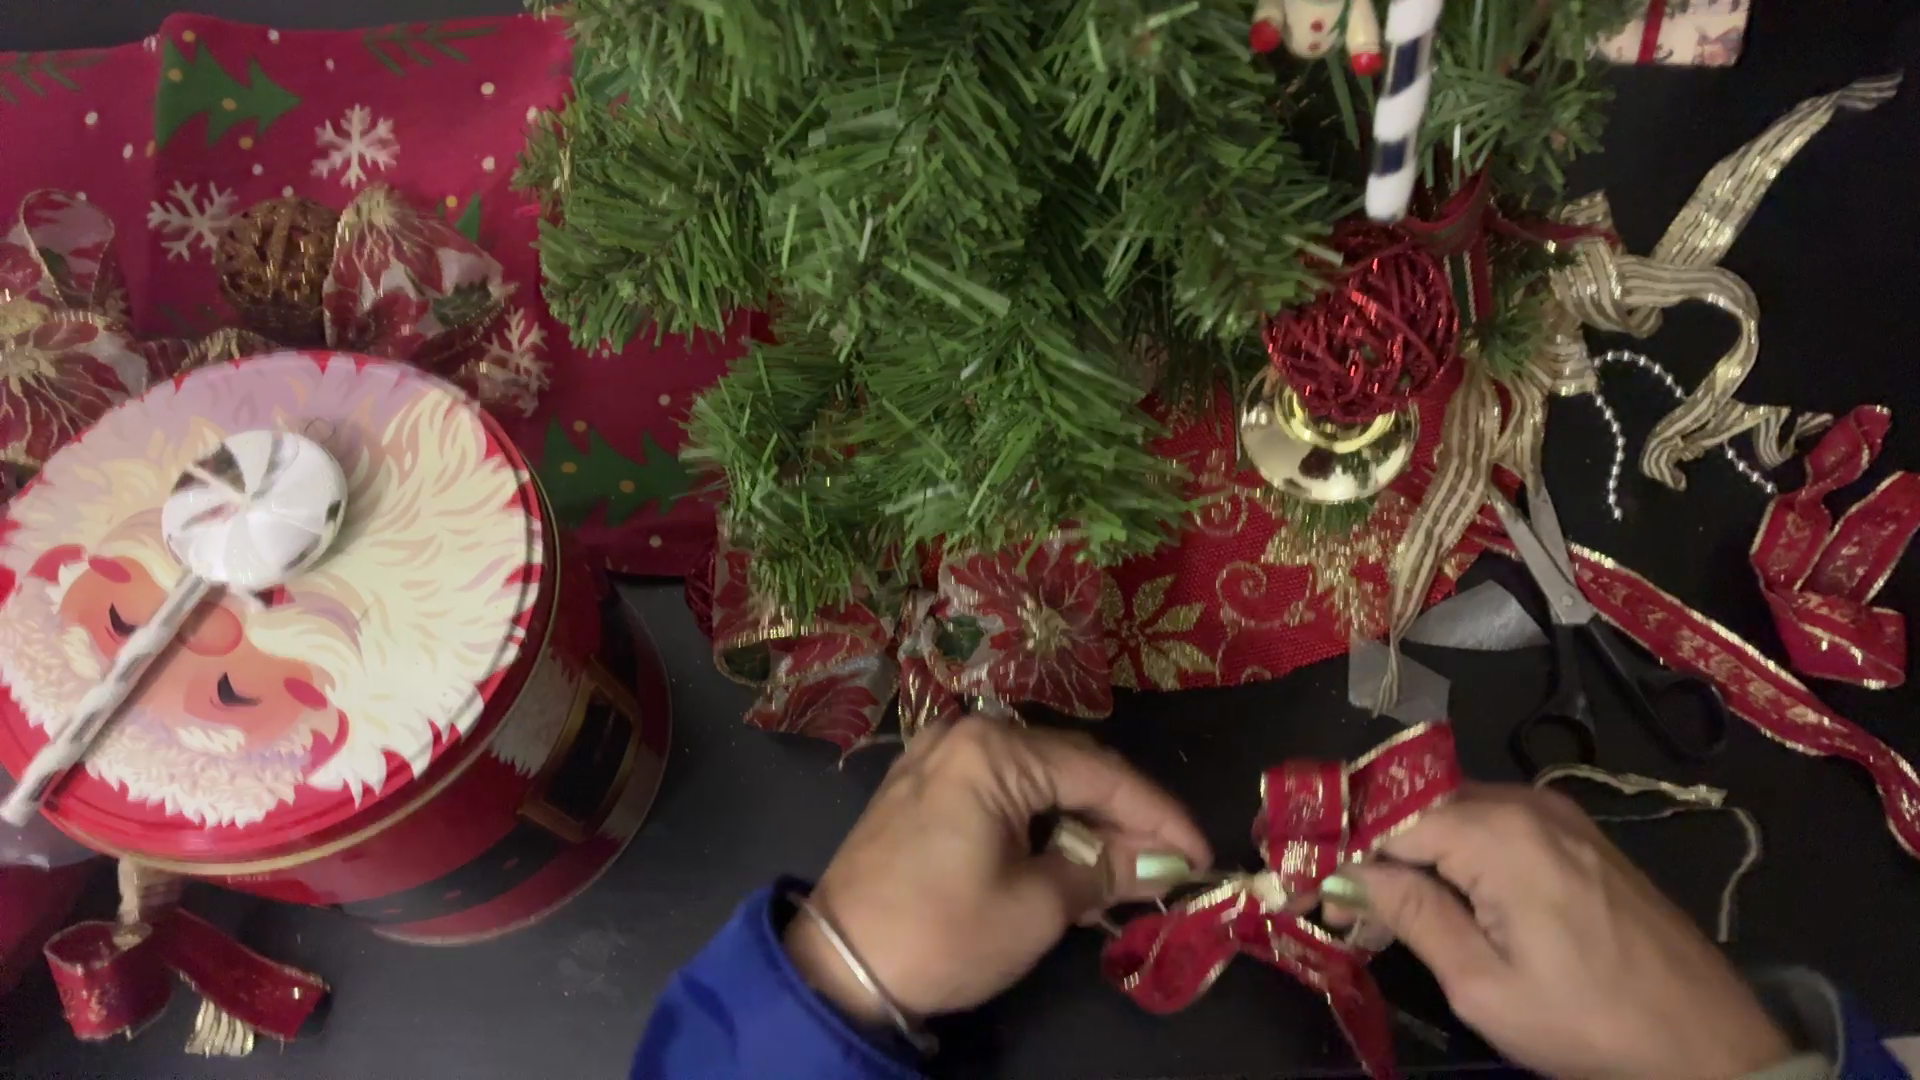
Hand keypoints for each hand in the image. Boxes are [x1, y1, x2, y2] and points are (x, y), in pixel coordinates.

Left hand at [785, 716, 1210, 1023]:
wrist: (836, 966)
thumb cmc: (940, 933)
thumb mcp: (1034, 907)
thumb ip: (1103, 871)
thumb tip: (1162, 863)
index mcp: (991, 751)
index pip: (1098, 772)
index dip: (1157, 813)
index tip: (1200, 852)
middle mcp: (965, 735)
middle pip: (1067, 764)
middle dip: (1121, 813)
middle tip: (1165, 861)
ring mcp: (938, 754)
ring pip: (1034, 773)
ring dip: (1081, 814)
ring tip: (1123, 860)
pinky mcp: (923, 781)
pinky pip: (999, 785)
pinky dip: (1038, 814)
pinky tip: (1064, 846)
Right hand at [1344, 784, 1789, 1079]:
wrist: (1726, 1057)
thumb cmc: (1595, 1027)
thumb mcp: (1485, 986)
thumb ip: (1408, 915)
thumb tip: (1342, 873)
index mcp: (1497, 834)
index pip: (1383, 820)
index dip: (1337, 849)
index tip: (1301, 881)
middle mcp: (1518, 802)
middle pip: (1409, 805)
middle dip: (1363, 844)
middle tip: (1333, 893)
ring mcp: (1548, 810)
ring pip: (1441, 808)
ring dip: (1401, 845)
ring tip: (1376, 897)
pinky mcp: (1568, 829)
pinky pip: (1482, 818)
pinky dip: (1443, 844)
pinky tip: (1434, 885)